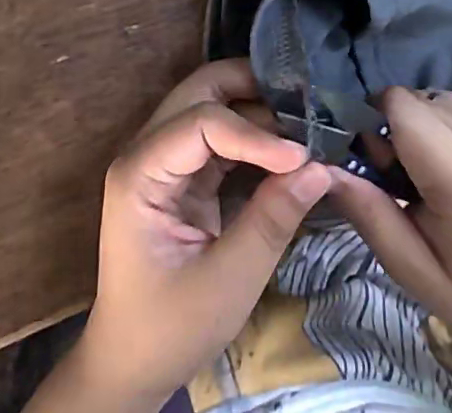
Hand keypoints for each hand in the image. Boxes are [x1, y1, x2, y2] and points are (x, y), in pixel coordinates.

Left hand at [35, 59, 330, 412]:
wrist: (131, 362)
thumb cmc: (170, 327)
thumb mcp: (228, 281)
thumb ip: (272, 219)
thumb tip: (320, 168)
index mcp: (140, 174)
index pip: (201, 123)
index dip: (254, 134)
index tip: (301, 156)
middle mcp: (147, 152)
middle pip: (200, 91)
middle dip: (252, 88)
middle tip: (304, 102)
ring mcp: (164, 159)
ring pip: (211, 103)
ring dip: (257, 107)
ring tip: (304, 121)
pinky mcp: (183, 173)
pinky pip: (221, 134)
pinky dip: (254, 134)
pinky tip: (287, 145)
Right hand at [326, 87, 451, 357]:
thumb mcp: (410, 268)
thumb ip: (367, 212)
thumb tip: (323, 169)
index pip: (399, 104)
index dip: (372, 124)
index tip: (374, 166)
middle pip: (410, 98)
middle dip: (389, 127)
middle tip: (396, 178)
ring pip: (428, 96)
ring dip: (411, 124)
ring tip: (420, 173)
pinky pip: (450, 103)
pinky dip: (433, 123)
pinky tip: (441, 164)